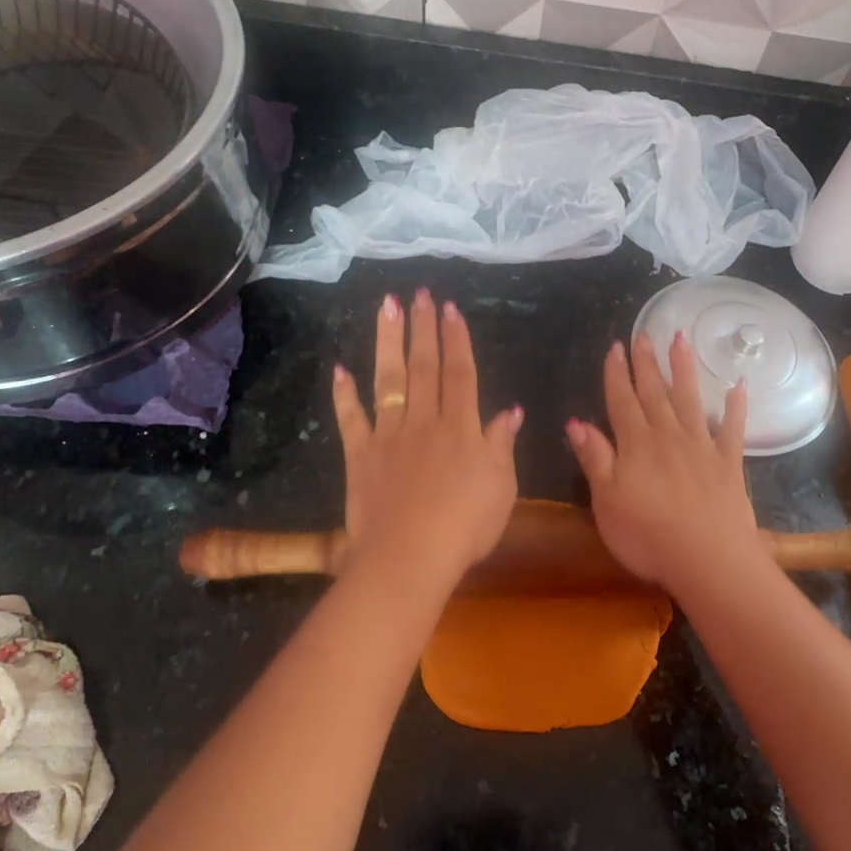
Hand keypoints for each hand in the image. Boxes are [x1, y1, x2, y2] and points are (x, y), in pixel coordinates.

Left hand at [332, 289, 521, 587]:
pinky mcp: (360, 456)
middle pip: (424, 367)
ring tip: (386, 307)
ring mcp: (389, 436)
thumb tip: (509, 411)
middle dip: (423, 328)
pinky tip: (341, 369)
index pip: (461, 374)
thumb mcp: (501, 488)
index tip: (450, 309)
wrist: (410, 556)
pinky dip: (345, 394)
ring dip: (388, 341)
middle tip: (419, 294)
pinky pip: (351, 419)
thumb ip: (501, 446)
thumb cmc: (465, 527)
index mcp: (461, 429)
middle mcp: (425, 422)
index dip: (457, 340)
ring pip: (388, 380)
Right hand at [565, 331, 761, 589]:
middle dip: (647, 363)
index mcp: (636, 445)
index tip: (615, 347)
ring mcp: (702, 448)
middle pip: (655, 393)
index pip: (622, 402)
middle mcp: (669, 437)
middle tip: (644, 333)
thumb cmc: (646, 535)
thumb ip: (595, 458)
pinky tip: (738, 385)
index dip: (616, 375)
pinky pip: (732, 428)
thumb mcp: (606, 500)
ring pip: (690, 400)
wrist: (707, 558)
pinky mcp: (729, 465)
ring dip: (684, 369)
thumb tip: (576, 422)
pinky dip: (735, 406)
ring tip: (682, 339)